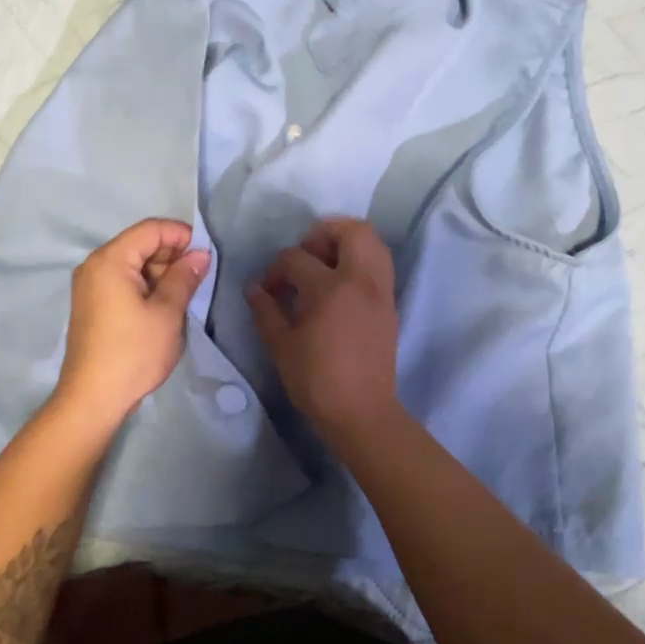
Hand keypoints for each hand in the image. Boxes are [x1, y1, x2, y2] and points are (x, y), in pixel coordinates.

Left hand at [53, 218, 210, 420]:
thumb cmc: (133, 352)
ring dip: (160, 272)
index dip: (181, 235)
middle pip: (139, 244)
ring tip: (184, 294)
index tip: (206, 254)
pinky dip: (145, 286)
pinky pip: (122, 282)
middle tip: (199, 277)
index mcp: (110, 259)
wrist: (93, 397)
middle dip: (171, 254)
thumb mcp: (167, 313)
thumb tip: (200, 254)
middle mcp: (94, 265)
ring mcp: (89, 285)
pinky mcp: (91, 304)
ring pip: (132, 264)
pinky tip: (163, 305)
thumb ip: (184, 278)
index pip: (151, 229)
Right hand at [246, 217, 401, 436]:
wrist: (361, 413)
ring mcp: (381, 291)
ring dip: (346, 244)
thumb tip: (254, 288)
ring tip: (323, 266)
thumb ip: (266, 310)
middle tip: (305, 256)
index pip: (297, 258)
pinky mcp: (390, 305)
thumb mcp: (280, 345)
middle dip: (324, 234)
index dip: (276, 269)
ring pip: (374, 243)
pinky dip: (359, 262)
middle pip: (353, 231)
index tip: (268, 290)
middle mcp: (361, 281)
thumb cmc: (315, 380)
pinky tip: (338, 288)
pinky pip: (379, 265)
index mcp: (329, 288)